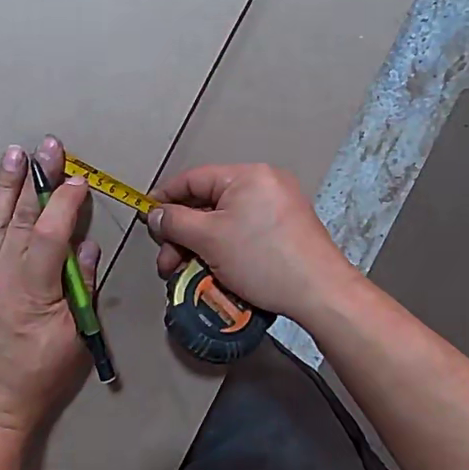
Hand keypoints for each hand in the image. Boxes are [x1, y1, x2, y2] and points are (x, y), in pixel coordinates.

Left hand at [0, 138, 99, 435]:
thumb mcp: (73, 338)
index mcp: (31, 291)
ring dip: (5, 184)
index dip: (64, 203)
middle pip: (19, 218)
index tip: (78, 180)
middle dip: (36, 179)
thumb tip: (85, 245)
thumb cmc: (39, 376)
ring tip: (14, 153)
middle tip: (46, 146)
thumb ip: (80, 287)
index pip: (49, 234)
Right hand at [146, 164, 358, 322]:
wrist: (319, 293)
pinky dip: (222, 251)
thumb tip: (156, 214)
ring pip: (223, 223)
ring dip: (199, 248)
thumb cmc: (267, 260)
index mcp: (248, 176)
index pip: (193, 179)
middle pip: (207, 204)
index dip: (165, 198)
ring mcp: (276, 208)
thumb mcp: (209, 239)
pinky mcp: (284, 231)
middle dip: (182, 235)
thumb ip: (175, 222)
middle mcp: (264, 185)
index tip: (148, 216)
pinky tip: (212, 272)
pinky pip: (242, 234)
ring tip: (189, 273)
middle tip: (168, 260)